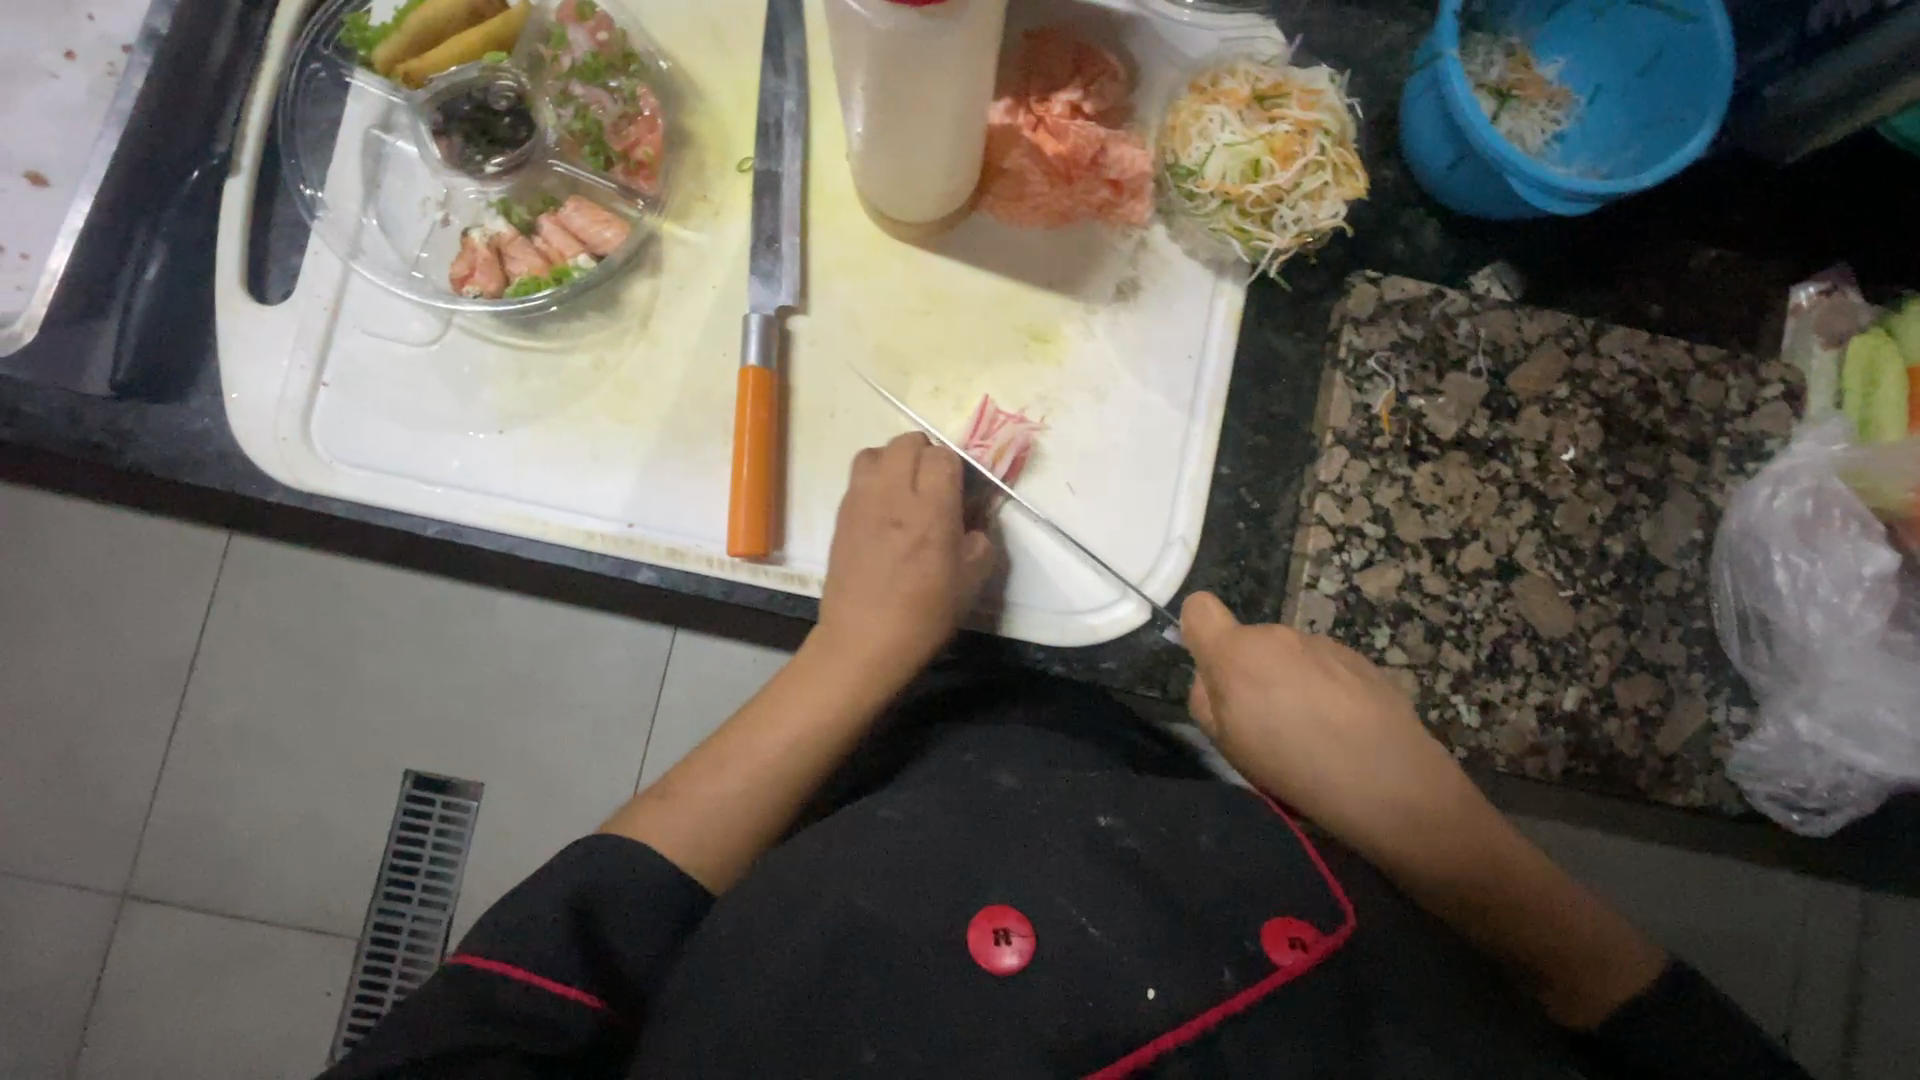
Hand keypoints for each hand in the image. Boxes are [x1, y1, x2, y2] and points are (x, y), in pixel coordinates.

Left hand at [813, 434, 996, 687]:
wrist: (864, 640)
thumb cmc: (925, 613)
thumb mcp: (973, 579)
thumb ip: (980, 538)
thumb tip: (972, 519)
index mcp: (931, 509)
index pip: (944, 455)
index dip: (957, 468)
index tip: (962, 491)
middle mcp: (892, 494)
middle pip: (907, 442)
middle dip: (926, 455)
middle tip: (935, 486)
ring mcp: (860, 501)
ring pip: (875, 451)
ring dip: (894, 461)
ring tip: (904, 491)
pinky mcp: (840, 515)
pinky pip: (857, 478)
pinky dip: (873, 481)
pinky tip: (883, 512)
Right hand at [1181, 592, 1487, 856]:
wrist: (1388, 779)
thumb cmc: (1290, 763)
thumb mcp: (1225, 744)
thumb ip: (1205, 699)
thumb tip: (1212, 678)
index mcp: (1235, 652)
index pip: (1199, 607)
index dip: (1198, 632)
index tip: (1212, 668)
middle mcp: (1277, 635)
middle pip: (1248, 641)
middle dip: (1251, 672)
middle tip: (1268, 722)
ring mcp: (1323, 644)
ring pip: (1290, 655)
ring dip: (1291, 681)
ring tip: (1313, 730)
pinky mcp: (1361, 659)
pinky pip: (1326, 667)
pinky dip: (1327, 689)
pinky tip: (1344, 728)